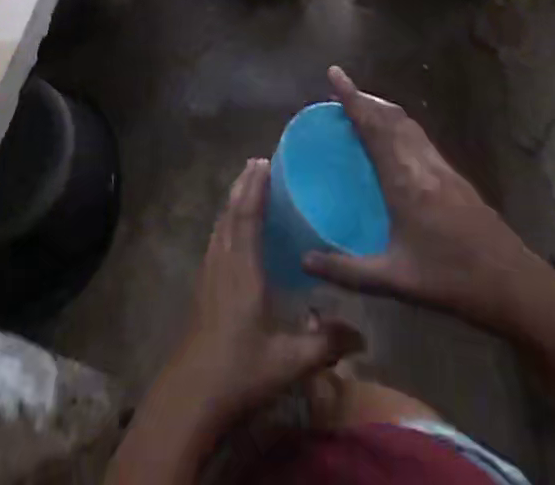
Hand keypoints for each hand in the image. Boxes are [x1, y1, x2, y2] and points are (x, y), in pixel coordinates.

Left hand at [164, 159, 364, 425]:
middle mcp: (222, 262)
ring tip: (247, 187)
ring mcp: (208, 273)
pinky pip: (216, 240)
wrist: (191, 391)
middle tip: (257, 164)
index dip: (254, 189)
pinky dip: (226, 223)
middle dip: (243, 186)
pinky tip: (234, 231)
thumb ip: (327, 343)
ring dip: (232, 202)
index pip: (246, 217)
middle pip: (229, 214)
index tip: (264, 162)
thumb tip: (363, 334)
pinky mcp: (203, 286)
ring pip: (219, 225)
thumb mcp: (290, 360)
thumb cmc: (240, 370)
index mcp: (242, 270)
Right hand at [303, 67, 554, 332]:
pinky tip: (395, 145)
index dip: (352, 98)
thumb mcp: (394, 280)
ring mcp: (445, 172)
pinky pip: (422, 141)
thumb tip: (304, 261)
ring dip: (385, 112)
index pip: (374, 127)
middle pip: (393, 119)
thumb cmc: (453, 280)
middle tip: (340, 92)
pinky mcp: (458, 182)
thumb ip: (346, 271)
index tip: (334, 73)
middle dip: (366, 100)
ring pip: (411, 128)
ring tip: (363, 110)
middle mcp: (425, 167)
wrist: (519, 289)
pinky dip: (401, 129)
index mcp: (405, 181)